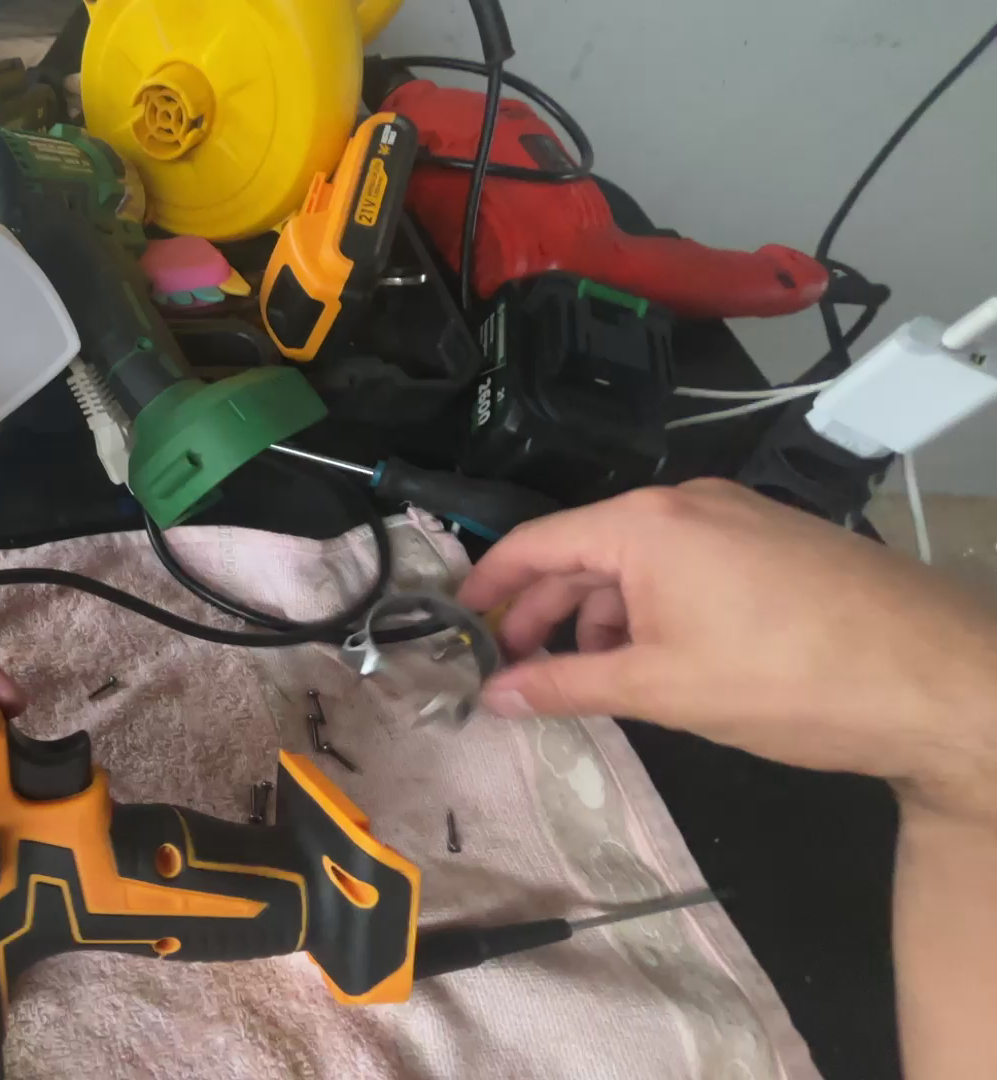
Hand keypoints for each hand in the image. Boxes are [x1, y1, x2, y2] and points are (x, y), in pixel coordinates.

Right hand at [459, 479, 996, 828]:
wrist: (971, 693)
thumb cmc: (795, 681)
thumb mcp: (659, 690)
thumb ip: (560, 686)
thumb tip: (492, 697)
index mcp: (643, 526)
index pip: (531, 544)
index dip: (486, 584)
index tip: (458, 618)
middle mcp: (682, 506)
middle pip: (577, 552)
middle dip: (540, 609)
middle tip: (514, 660)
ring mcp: (732, 517)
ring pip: (627, 561)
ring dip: (592, 613)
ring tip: (586, 668)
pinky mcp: (770, 539)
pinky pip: (675, 564)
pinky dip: (643, 605)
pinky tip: (650, 652)